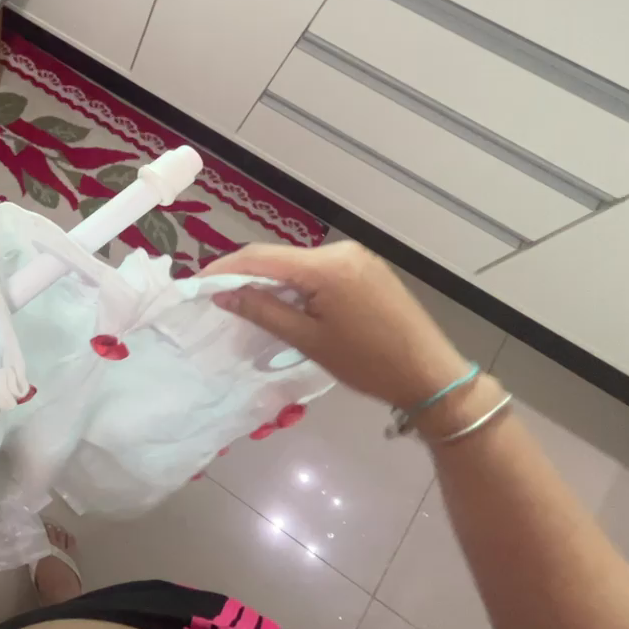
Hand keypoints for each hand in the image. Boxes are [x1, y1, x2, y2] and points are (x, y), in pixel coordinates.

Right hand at [203, 242, 476, 411]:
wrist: (432, 376)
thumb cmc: (367, 364)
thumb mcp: (307, 340)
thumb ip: (262, 310)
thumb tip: (222, 293)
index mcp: (326, 266)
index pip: (259, 257)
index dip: (223, 267)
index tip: (195, 282)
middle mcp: (340, 251)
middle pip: (277, 256)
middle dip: (244, 273)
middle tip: (215, 293)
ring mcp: (356, 257)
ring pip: (296, 263)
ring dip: (270, 279)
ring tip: (245, 301)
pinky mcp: (366, 268)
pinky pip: (317, 269)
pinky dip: (295, 282)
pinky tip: (284, 301)